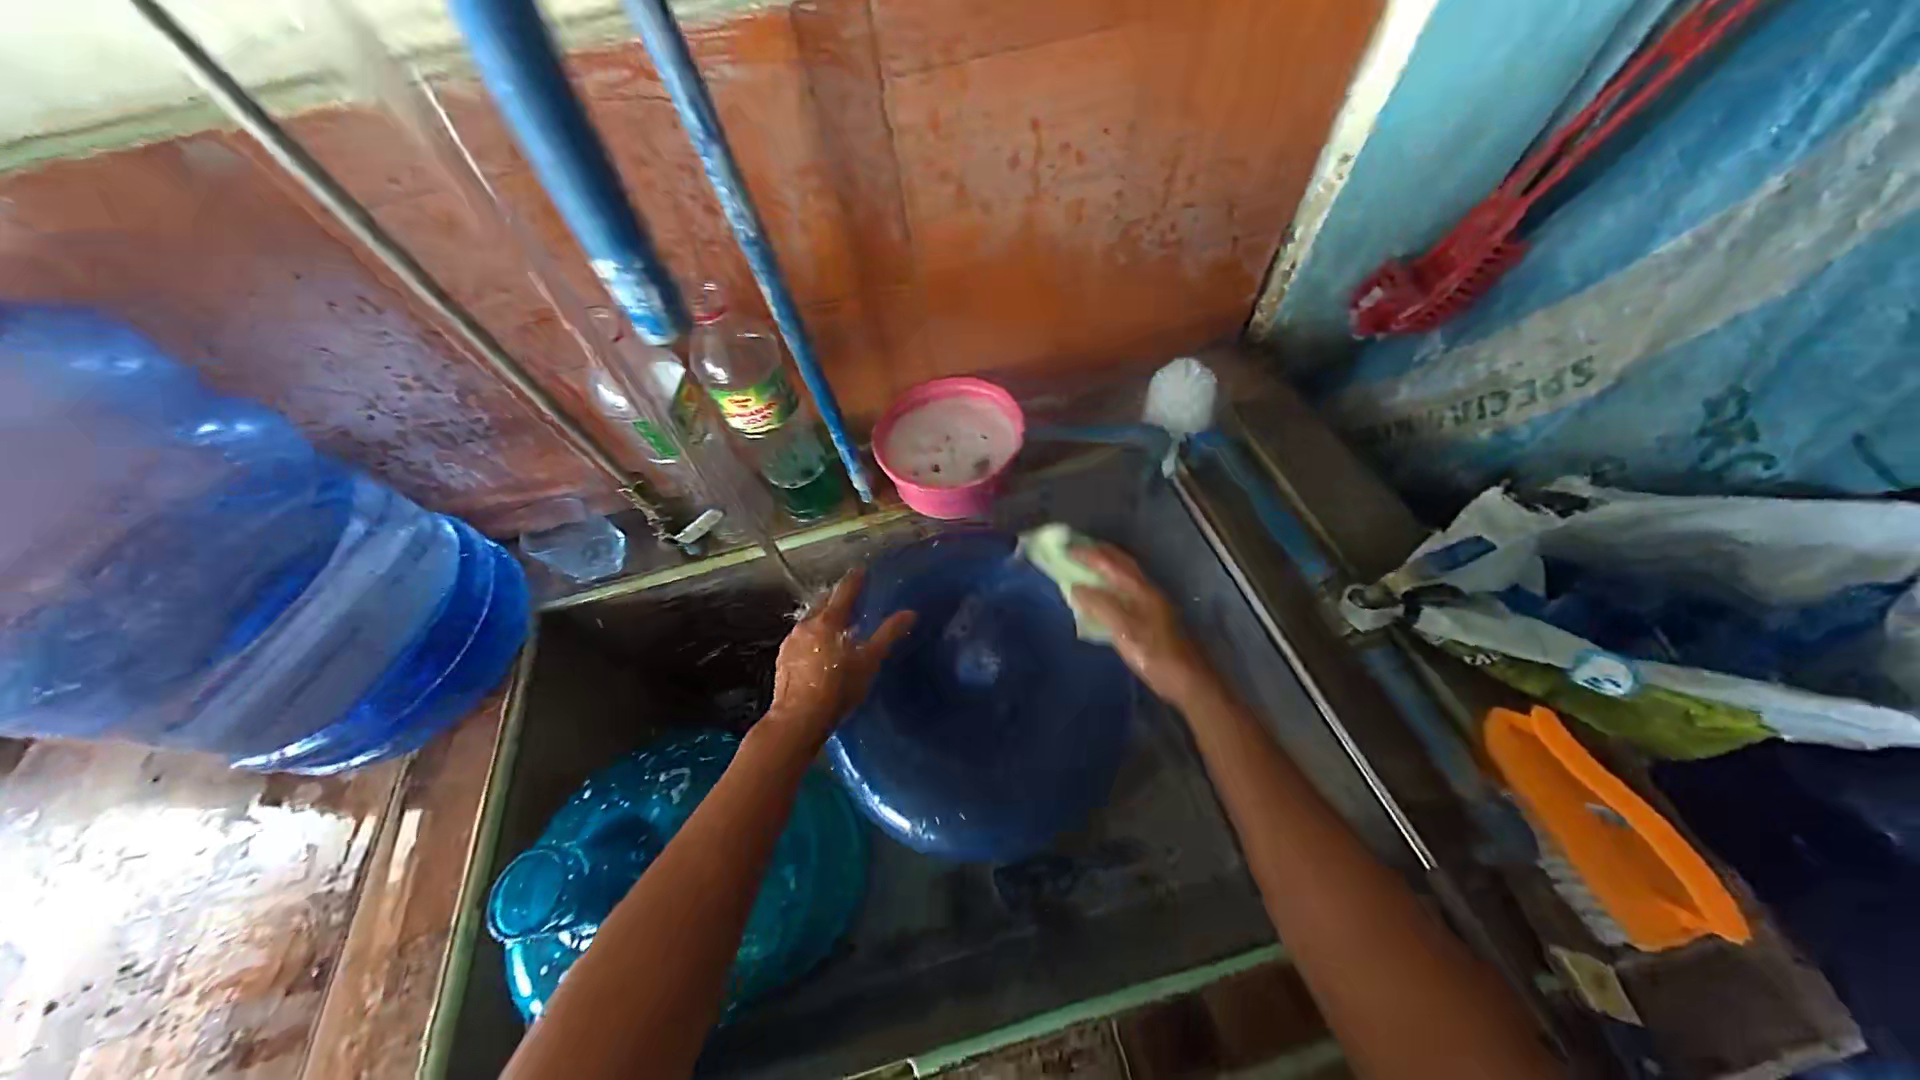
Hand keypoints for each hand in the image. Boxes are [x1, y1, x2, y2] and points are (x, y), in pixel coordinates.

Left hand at [764, 568, 915, 749]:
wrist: (798, 718)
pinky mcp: (783, 658)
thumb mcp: (869, 661)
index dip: (855, 580)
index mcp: (829, 621)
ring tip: (837, 625)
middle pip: (824, 602)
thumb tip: (909, 613)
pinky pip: (801, 638)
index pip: (844, 591)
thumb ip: (888, 635)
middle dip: (837, 597)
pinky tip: (819, 649)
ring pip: (810, 620)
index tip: (862, 572)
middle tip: (851, 597)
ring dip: (824, 618)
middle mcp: (807, 624)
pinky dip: (813, 636)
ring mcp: (791, 641)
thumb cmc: (838, 688)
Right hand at [1071, 543, 1214, 705]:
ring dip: (1107, 565)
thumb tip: (1076, 587)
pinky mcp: (1154, 617)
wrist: (1189, 681)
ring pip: (1126, 575)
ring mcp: (1153, 603)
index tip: (1065, 549)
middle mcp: (1148, 590)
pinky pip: (1127, 589)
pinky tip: (1104, 593)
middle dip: (1100, 552)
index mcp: (1140, 589)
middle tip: (1076, 549)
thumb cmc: (1155, 656)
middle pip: (1122, 562)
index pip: (1110, 563)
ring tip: (1086, 566)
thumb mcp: (1123, 630)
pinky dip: (1112, 582)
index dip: (1088, 554)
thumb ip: (1100, 606)